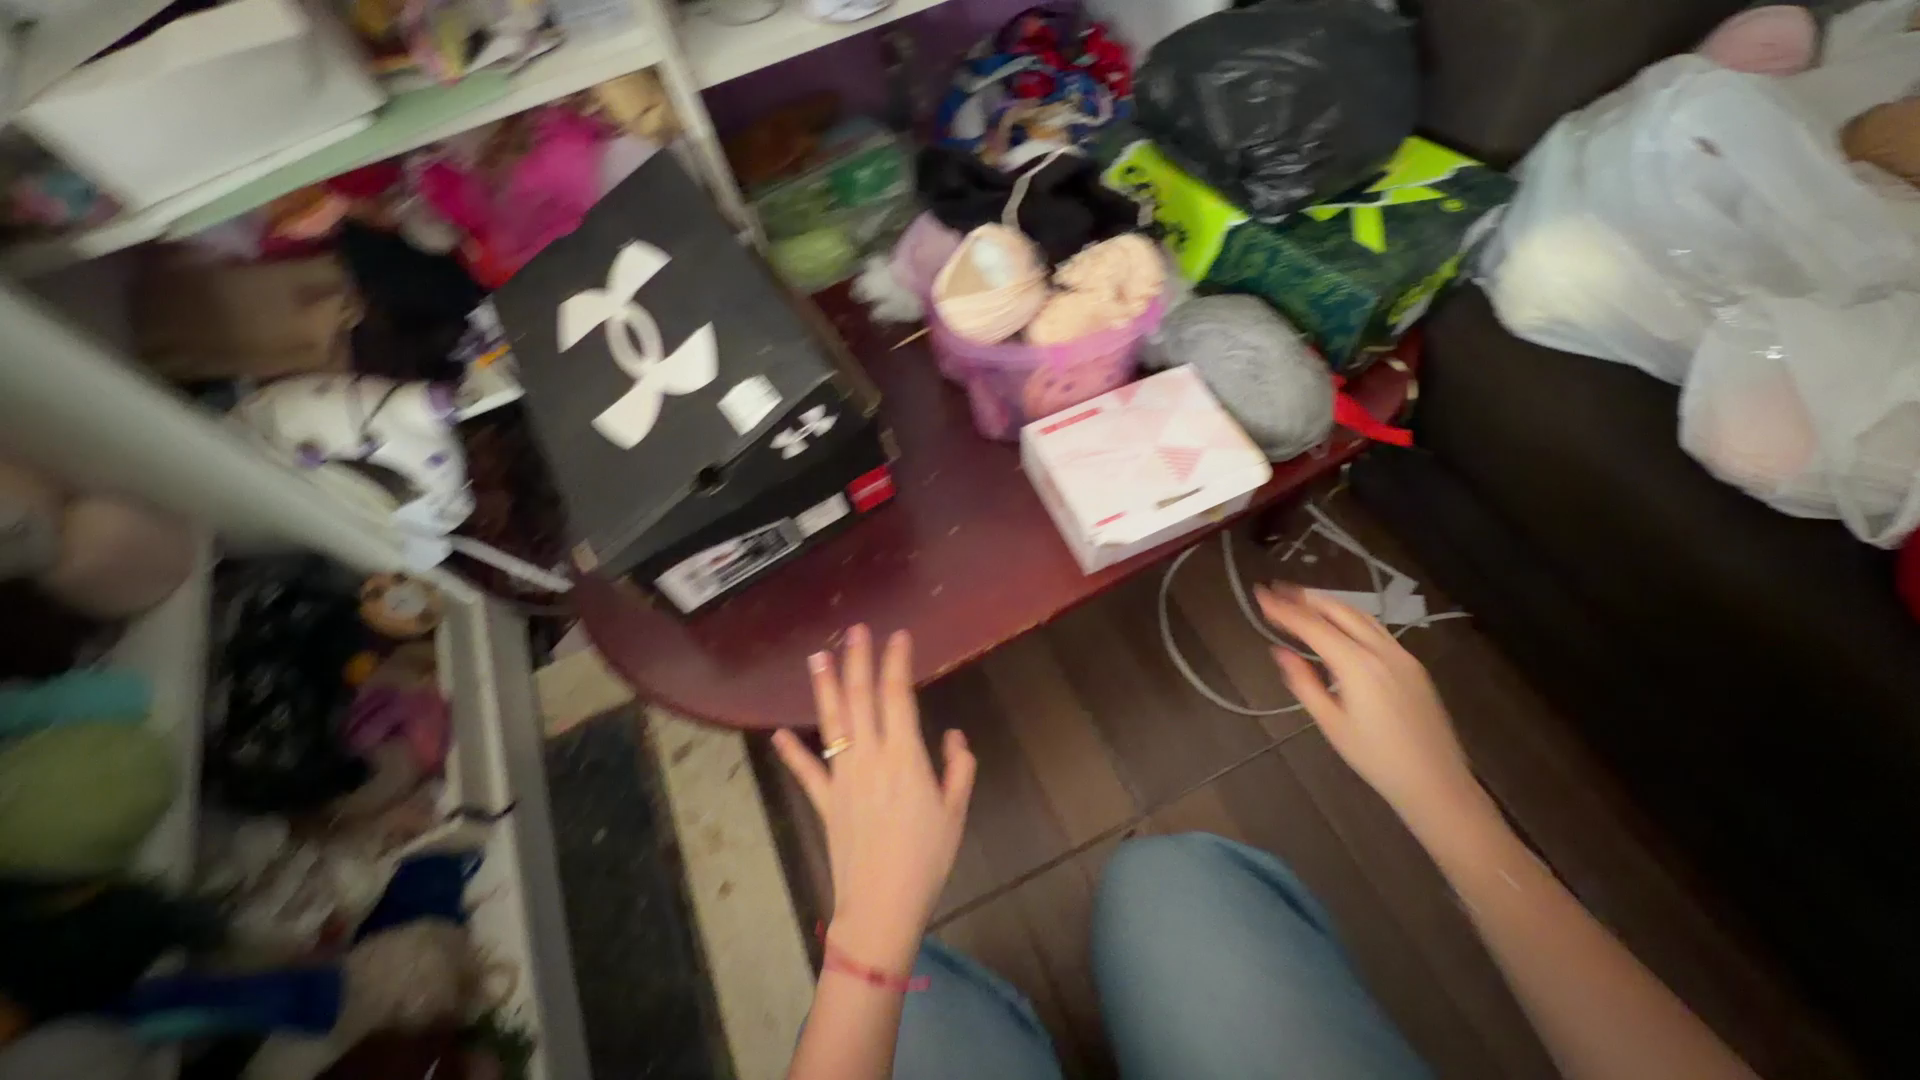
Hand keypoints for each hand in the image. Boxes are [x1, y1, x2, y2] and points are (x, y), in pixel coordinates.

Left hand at [772, 625, 976, 973]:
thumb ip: (959, 768)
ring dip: (824, 688)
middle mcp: (869, 758)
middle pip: (860, 699)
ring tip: (818, 657)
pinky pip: (807, 772)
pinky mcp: (825, 802)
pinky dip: (792, 752)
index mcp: (904, 757)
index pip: (897, 696)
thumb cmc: (927, 858)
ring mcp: (842, 778)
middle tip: (855, 630)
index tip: (898, 636)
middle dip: (858, 660)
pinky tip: (779, 734)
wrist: (882, 904)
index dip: (896, 662)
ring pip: (831, 723)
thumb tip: (955, 736)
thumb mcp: (956, 812)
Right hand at [1257, 585, 1484, 826]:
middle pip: (1339, 611)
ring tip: (1302, 599)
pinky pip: (1376, 629)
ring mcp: (1402, 655)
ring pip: (1361, 616)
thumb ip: (1303, 683)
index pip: (1313, 626)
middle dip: (1306, 597)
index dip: (1284, 609)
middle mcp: (1382, 651)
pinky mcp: (1412, 665)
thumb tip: (1280, 652)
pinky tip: (1337, 624)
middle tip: (1277, 589)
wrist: (1435, 782)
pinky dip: (1350, 618)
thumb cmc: (1375, 758)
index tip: (1260, 594)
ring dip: (1329, 604)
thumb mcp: (1330, 723)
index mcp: (1358, 665)